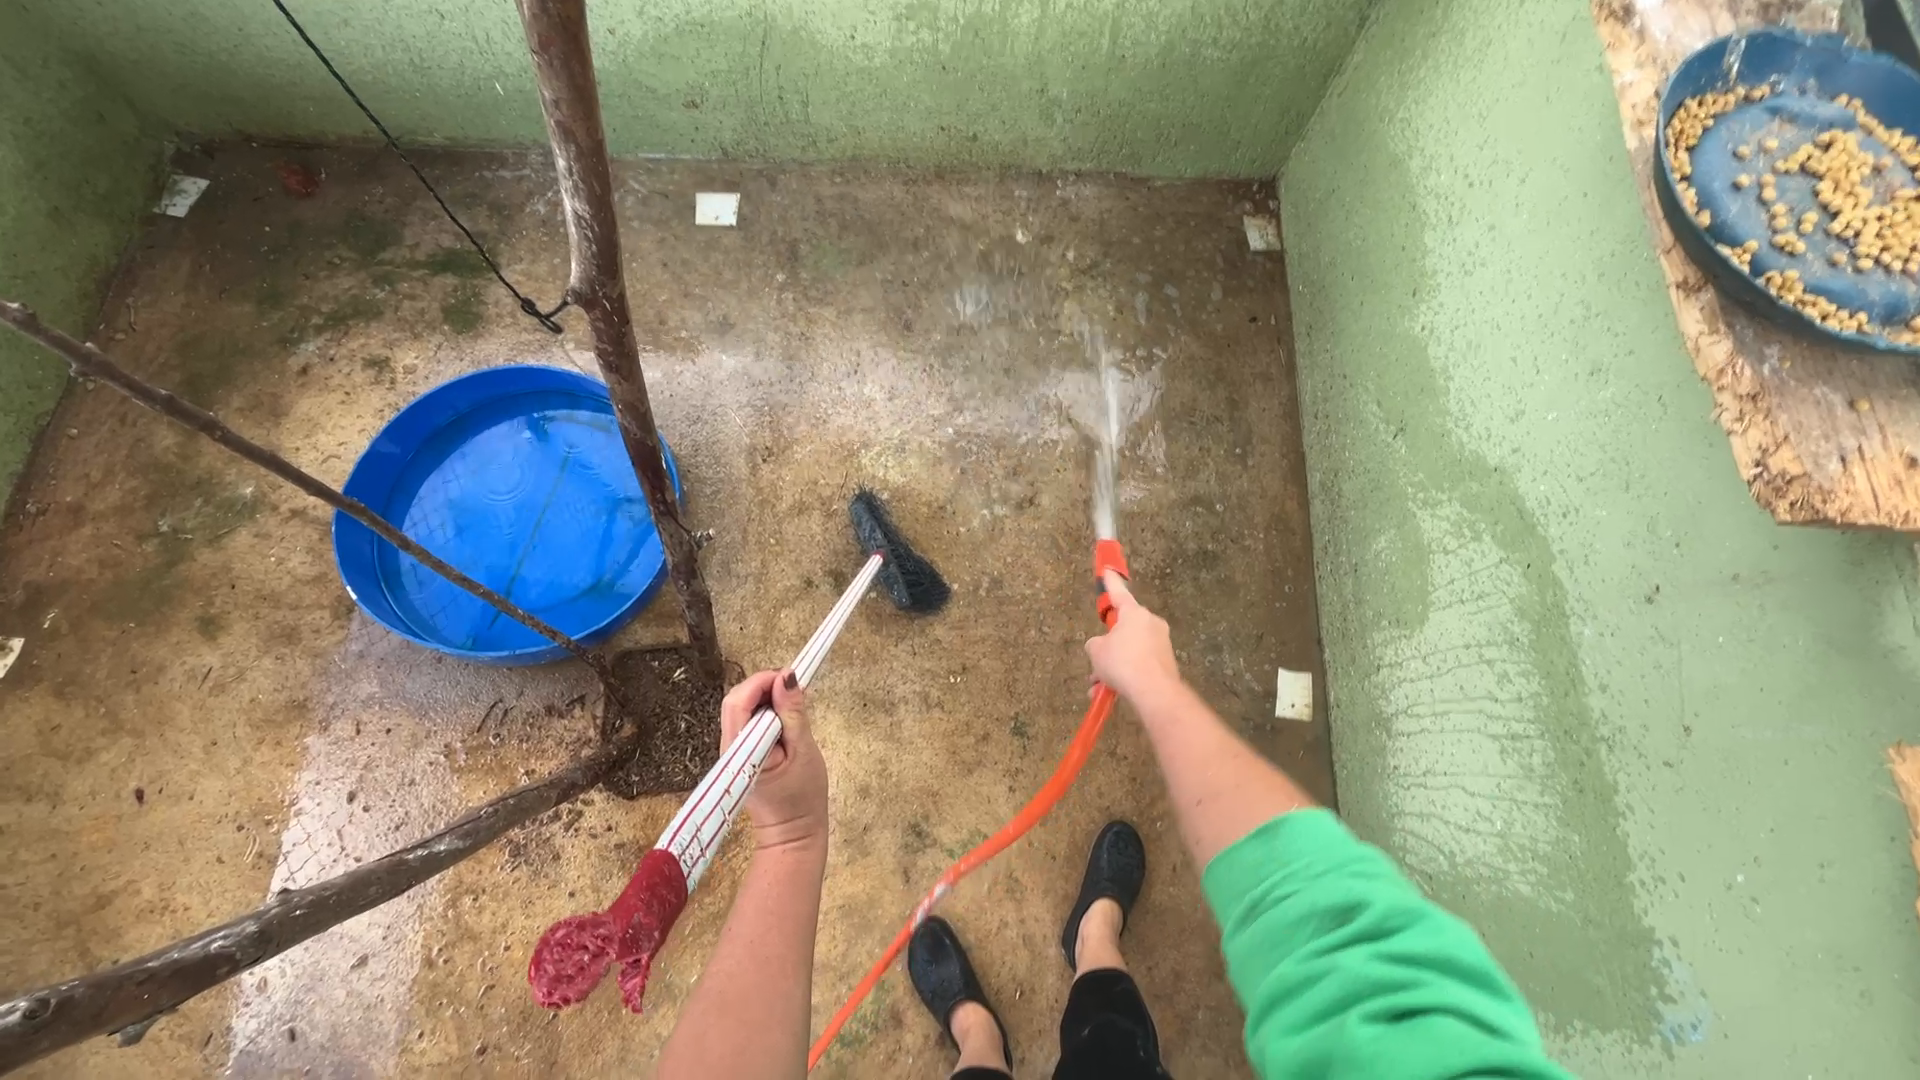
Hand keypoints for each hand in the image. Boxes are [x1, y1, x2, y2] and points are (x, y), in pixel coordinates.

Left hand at [719, 669, 828, 850]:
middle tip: (795, 689)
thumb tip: (788, 676)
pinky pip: (749, 721)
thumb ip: (793, 713)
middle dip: (765, 686)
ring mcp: (733, 749)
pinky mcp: (742, 751)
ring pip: (742, 708)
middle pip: (736, 701)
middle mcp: (729, 746)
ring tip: (794, 704)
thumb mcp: (804, 751)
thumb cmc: (802, 797)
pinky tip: (786, 718)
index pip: (738, 701)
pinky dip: (767, 711)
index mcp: (739, 749)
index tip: (790, 678)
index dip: (762, 681)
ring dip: (767, 697)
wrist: (794, 834)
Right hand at [1085, 571, 1181, 702]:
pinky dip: (1127, 675)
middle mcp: (1151, 623)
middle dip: (1108, 646)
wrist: (1154, 691)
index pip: (1118, 593)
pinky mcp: (1166, 663)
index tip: (1107, 570)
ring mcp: (1161, 643)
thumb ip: (1095, 644)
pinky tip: (1112, 693)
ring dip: (1114, 666)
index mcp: (1134, 613)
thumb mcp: (1096, 651)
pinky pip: (1140, 664)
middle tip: (1096, 661)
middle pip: (1124, 629)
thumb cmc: (1122, 662)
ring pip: (1130, 650)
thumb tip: (1101, 647)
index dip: (1110, 582)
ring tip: (1099, 685)